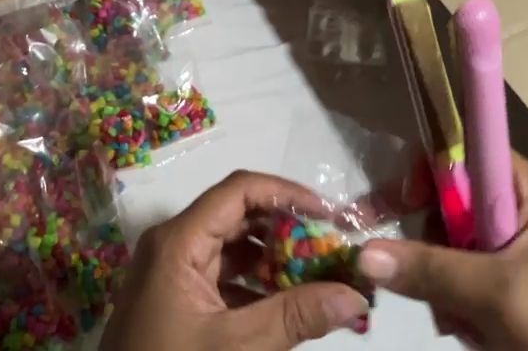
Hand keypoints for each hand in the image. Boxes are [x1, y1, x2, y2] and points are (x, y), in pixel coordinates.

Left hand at [100, 171, 371, 350]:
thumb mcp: (236, 347)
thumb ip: (295, 317)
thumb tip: (354, 295)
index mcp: (179, 240)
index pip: (239, 191)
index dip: (287, 194)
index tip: (330, 214)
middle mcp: (174, 244)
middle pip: (238, 216)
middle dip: (288, 230)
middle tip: (334, 247)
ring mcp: (174, 272)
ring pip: (233, 248)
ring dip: (276, 260)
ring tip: (322, 275)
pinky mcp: (178, 300)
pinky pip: (224, 277)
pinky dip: (258, 286)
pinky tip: (292, 304)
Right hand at [356, 156, 527, 350]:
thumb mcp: (497, 294)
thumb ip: (430, 270)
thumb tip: (362, 254)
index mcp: (527, 189)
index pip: (462, 151)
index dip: (426, 171)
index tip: (396, 203)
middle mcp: (520, 209)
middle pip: (450, 204)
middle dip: (434, 245)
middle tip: (428, 279)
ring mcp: (519, 250)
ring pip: (453, 247)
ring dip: (446, 284)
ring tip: (460, 321)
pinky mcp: (516, 285)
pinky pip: (467, 278)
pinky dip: (460, 305)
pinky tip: (471, 331)